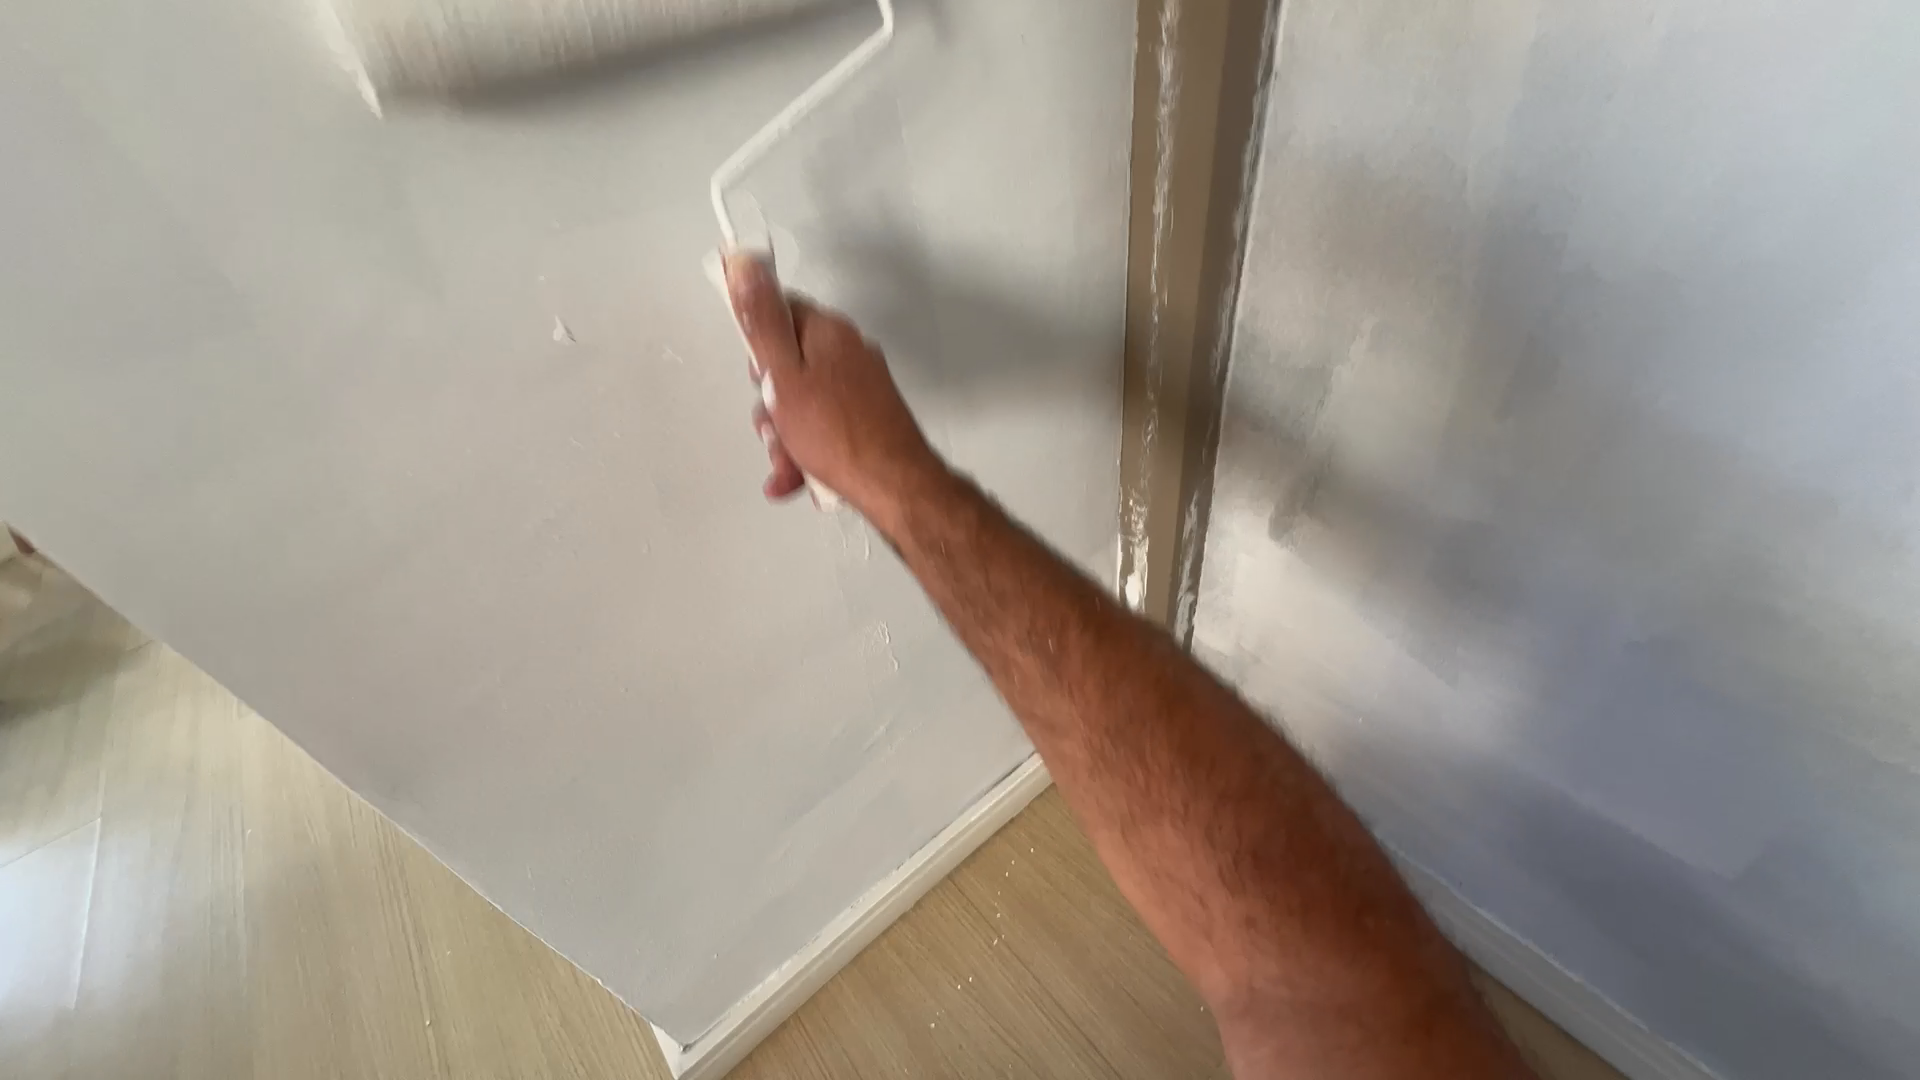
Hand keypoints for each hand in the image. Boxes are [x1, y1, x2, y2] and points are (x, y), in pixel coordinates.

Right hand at [725, 253, 943, 521]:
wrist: (893, 485)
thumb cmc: (836, 434)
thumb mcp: (783, 374)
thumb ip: (762, 320)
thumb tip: (746, 260)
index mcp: (829, 332)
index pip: (779, 313)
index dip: (758, 346)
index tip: (758, 377)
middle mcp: (849, 353)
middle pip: (789, 366)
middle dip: (771, 405)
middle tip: (774, 429)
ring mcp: (861, 388)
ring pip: (804, 404)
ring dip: (786, 439)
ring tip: (788, 466)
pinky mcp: (868, 419)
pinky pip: (824, 428)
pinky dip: (807, 453)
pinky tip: (797, 479)